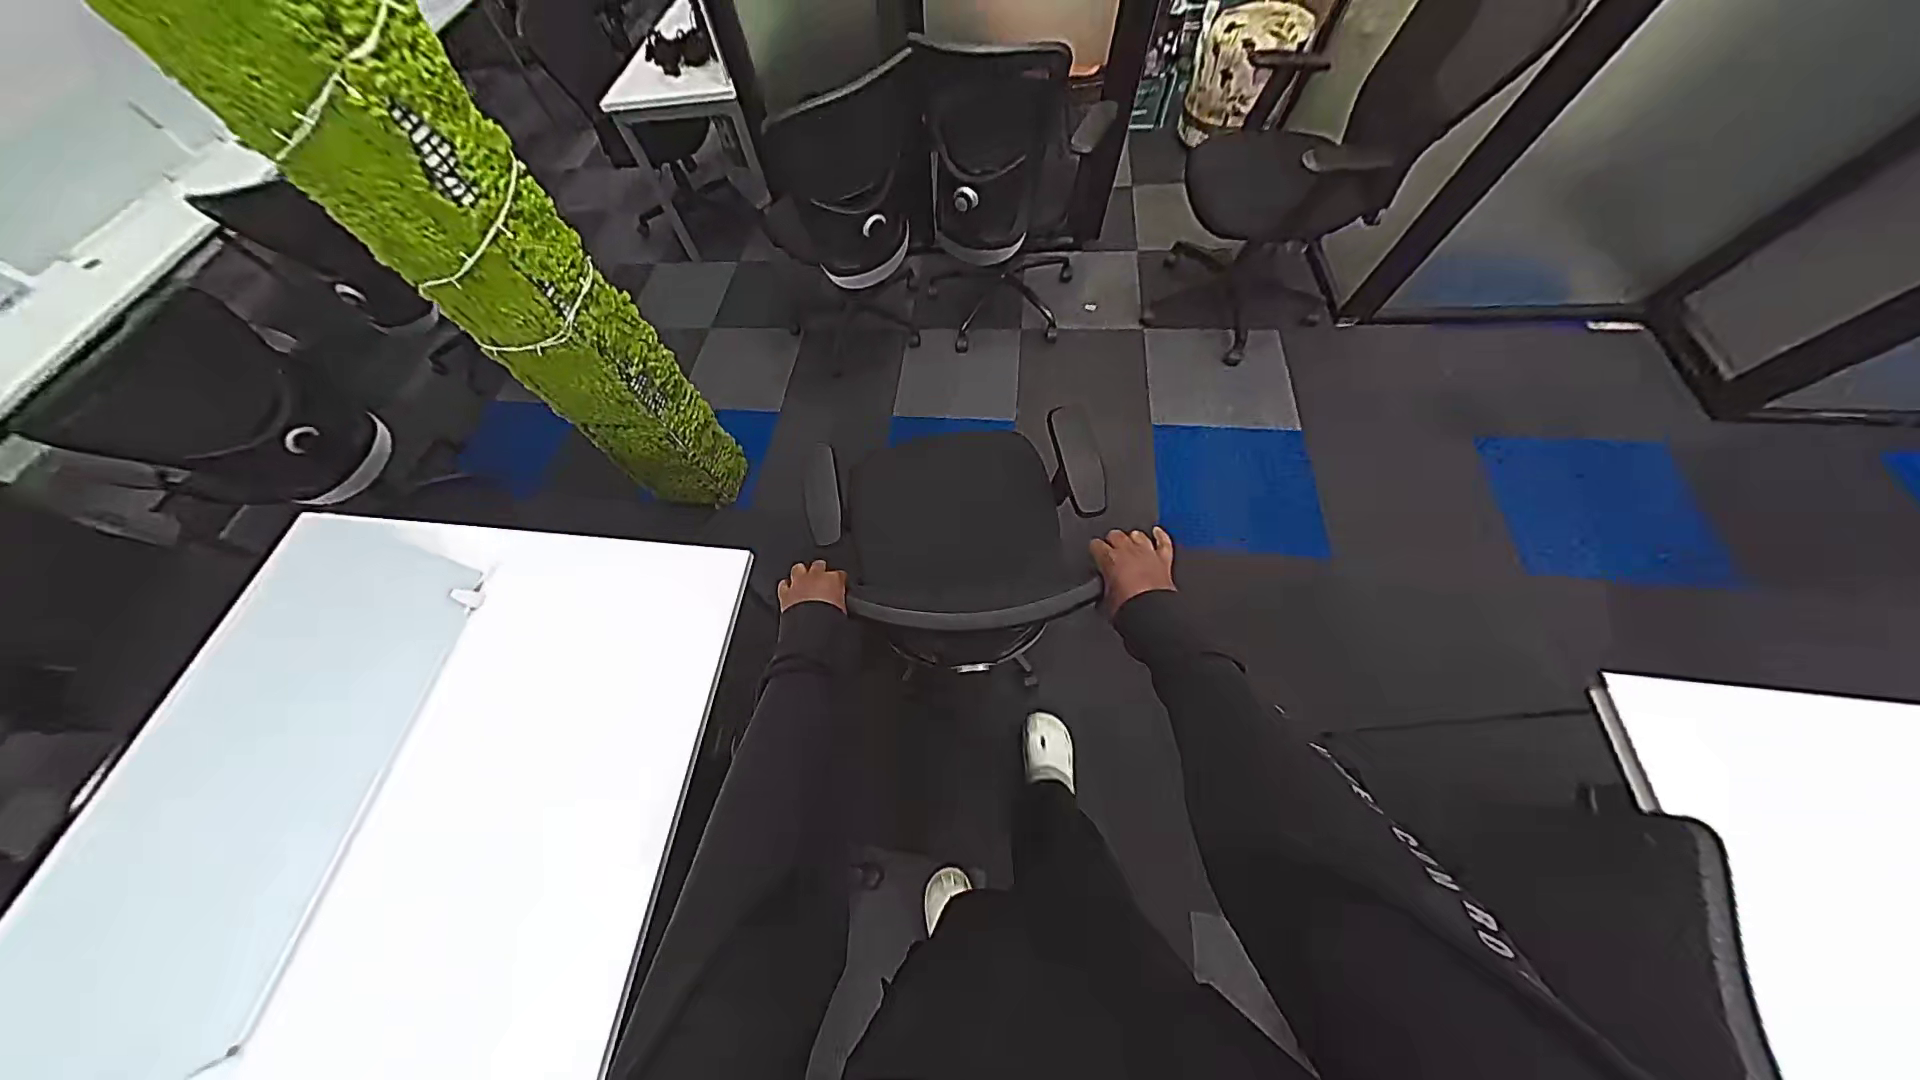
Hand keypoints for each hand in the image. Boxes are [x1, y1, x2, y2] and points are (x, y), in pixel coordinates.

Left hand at [778, 560, 846, 612]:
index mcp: (834, 579)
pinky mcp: (786, 592)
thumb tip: (838, 603)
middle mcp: (816, 576)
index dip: (839, 580)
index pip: (839, 574)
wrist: (811, 626)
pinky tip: (789, 589)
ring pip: (798, 568)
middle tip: (822, 578)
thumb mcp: (843, 608)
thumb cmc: (830, 617)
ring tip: (804, 579)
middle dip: (820, 569)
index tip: (839, 585)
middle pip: (819, 565)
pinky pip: (784, 584)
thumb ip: (840, 601)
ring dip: (801, 573)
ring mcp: (799, 583)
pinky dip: (786, 586)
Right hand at [1088, 527, 1174, 615]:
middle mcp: (1128, 551)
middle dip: (1112, 540)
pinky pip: (1163, 542)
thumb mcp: (1104, 599)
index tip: (1095, 553)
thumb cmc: (1128, 608)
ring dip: (1132, 538)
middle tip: (1111, 549)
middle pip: (1116, 534)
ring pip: (1138, 535)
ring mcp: (1147, 553)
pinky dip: (1160, 536)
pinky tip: (1157, 532)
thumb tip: (1104, 590)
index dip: (1095, 549)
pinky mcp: (1163, 560)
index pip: (1096, 545)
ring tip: (1129, 543)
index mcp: (1109, 559)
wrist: (1152, 614)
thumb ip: (1103, 587)